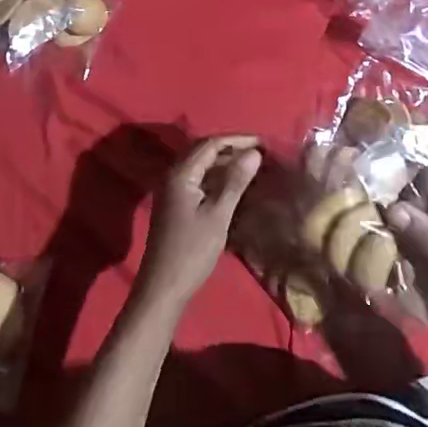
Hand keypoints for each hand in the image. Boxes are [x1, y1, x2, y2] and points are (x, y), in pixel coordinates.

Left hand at [136, 135, 261, 308]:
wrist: (164, 286)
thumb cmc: (192, 251)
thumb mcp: (218, 215)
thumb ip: (235, 181)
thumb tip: (254, 152)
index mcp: (181, 173)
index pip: (210, 144)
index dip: (237, 140)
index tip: (263, 142)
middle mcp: (173, 174)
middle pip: (203, 150)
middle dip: (230, 148)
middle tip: (259, 152)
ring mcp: (172, 189)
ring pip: (200, 165)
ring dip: (223, 161)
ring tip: (251, 165)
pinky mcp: (176, 202)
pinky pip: (198, 178)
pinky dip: (216, 176)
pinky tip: (233, 184)